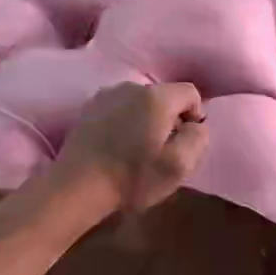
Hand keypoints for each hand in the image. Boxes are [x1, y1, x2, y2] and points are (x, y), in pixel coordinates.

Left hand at [51, 83, 209, 215]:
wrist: (77, 187)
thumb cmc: (133, 178)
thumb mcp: (179, 165)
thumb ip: (198, 138)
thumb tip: (197, 125)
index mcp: (157, 97)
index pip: (190, 93)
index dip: (195, 117)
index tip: (184, 143)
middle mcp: (131, 87)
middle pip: (164, 96)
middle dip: (170, 119)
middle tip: (163, 151)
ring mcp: (106, 95)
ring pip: (141, 103)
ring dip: (146, 121)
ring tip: (138, 150)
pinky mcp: (88, 109)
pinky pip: (119, 109)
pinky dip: (125, 123)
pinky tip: (118, 147)